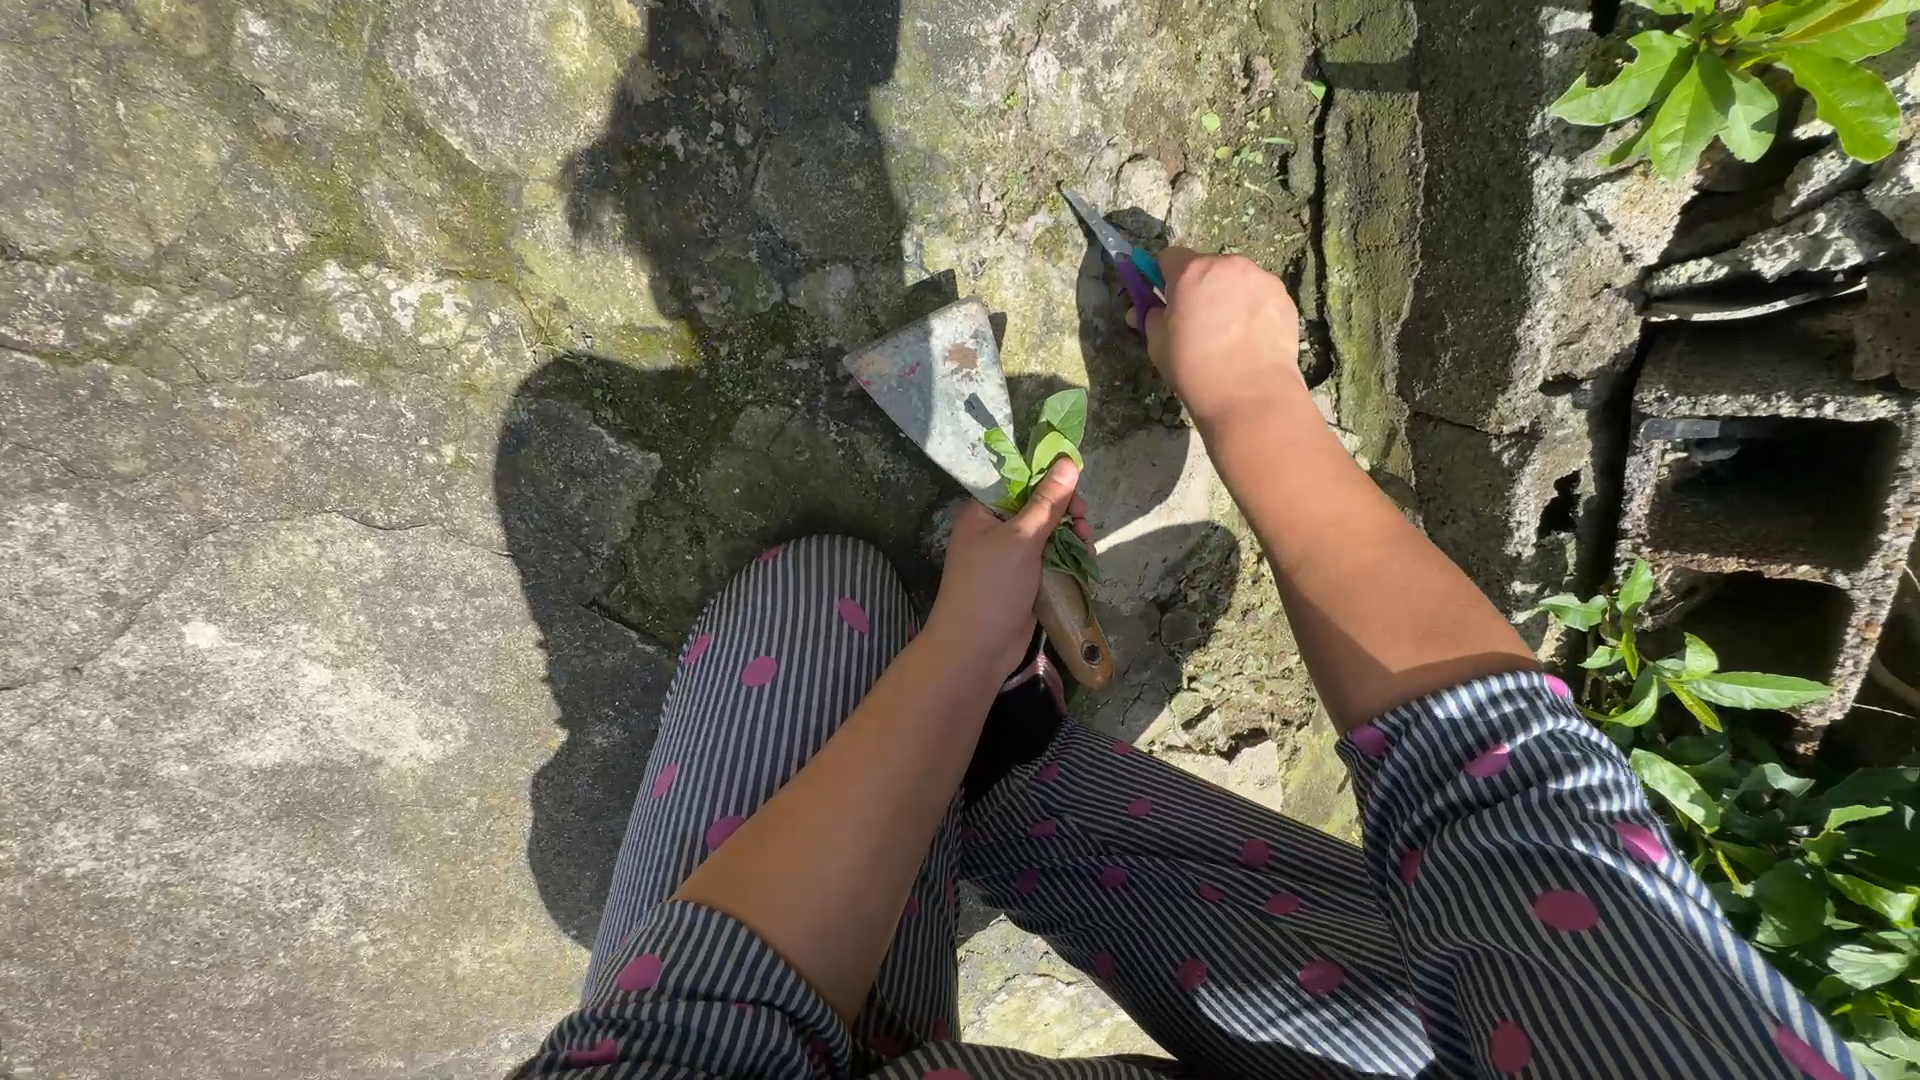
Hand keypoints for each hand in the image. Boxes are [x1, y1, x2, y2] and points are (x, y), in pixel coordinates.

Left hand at [924, 460, 1091, 677]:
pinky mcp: (1024, 581)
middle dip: (1065, 511)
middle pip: (1038, 506)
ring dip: (1071, 535)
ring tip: (1086, 545)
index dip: (1047, 478)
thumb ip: (1047, 502)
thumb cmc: (991, 587)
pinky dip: (1068, 557)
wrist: (976, 649)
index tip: (1075, 484)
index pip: (1017, 481)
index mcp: (982, 513)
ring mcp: (1010, 558)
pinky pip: (1050, 559)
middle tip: (1082, 522)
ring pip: (1048, 534)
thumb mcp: (1021, 538)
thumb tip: (1069, 460)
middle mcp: (994, 531)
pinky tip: (1085, 561)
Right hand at [1133, 247, 1304, 425]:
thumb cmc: (1194, 368)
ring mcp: (1261, 278)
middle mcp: (1229, 265)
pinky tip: (1249, 340)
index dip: (1164, 277)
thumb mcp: (1158, 345)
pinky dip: (1252, 310)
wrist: (1248, 394)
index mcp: (1192, 272)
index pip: (1170, 257)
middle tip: (1198, 323)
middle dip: (1200, 288)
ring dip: (1229, 297)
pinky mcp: (1284, 297)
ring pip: (1236, 280)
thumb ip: (1151, 319)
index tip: (1166, 298)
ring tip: (1228, 335)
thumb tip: (1147, 311)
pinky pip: (1259, 296)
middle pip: (1207, 267)